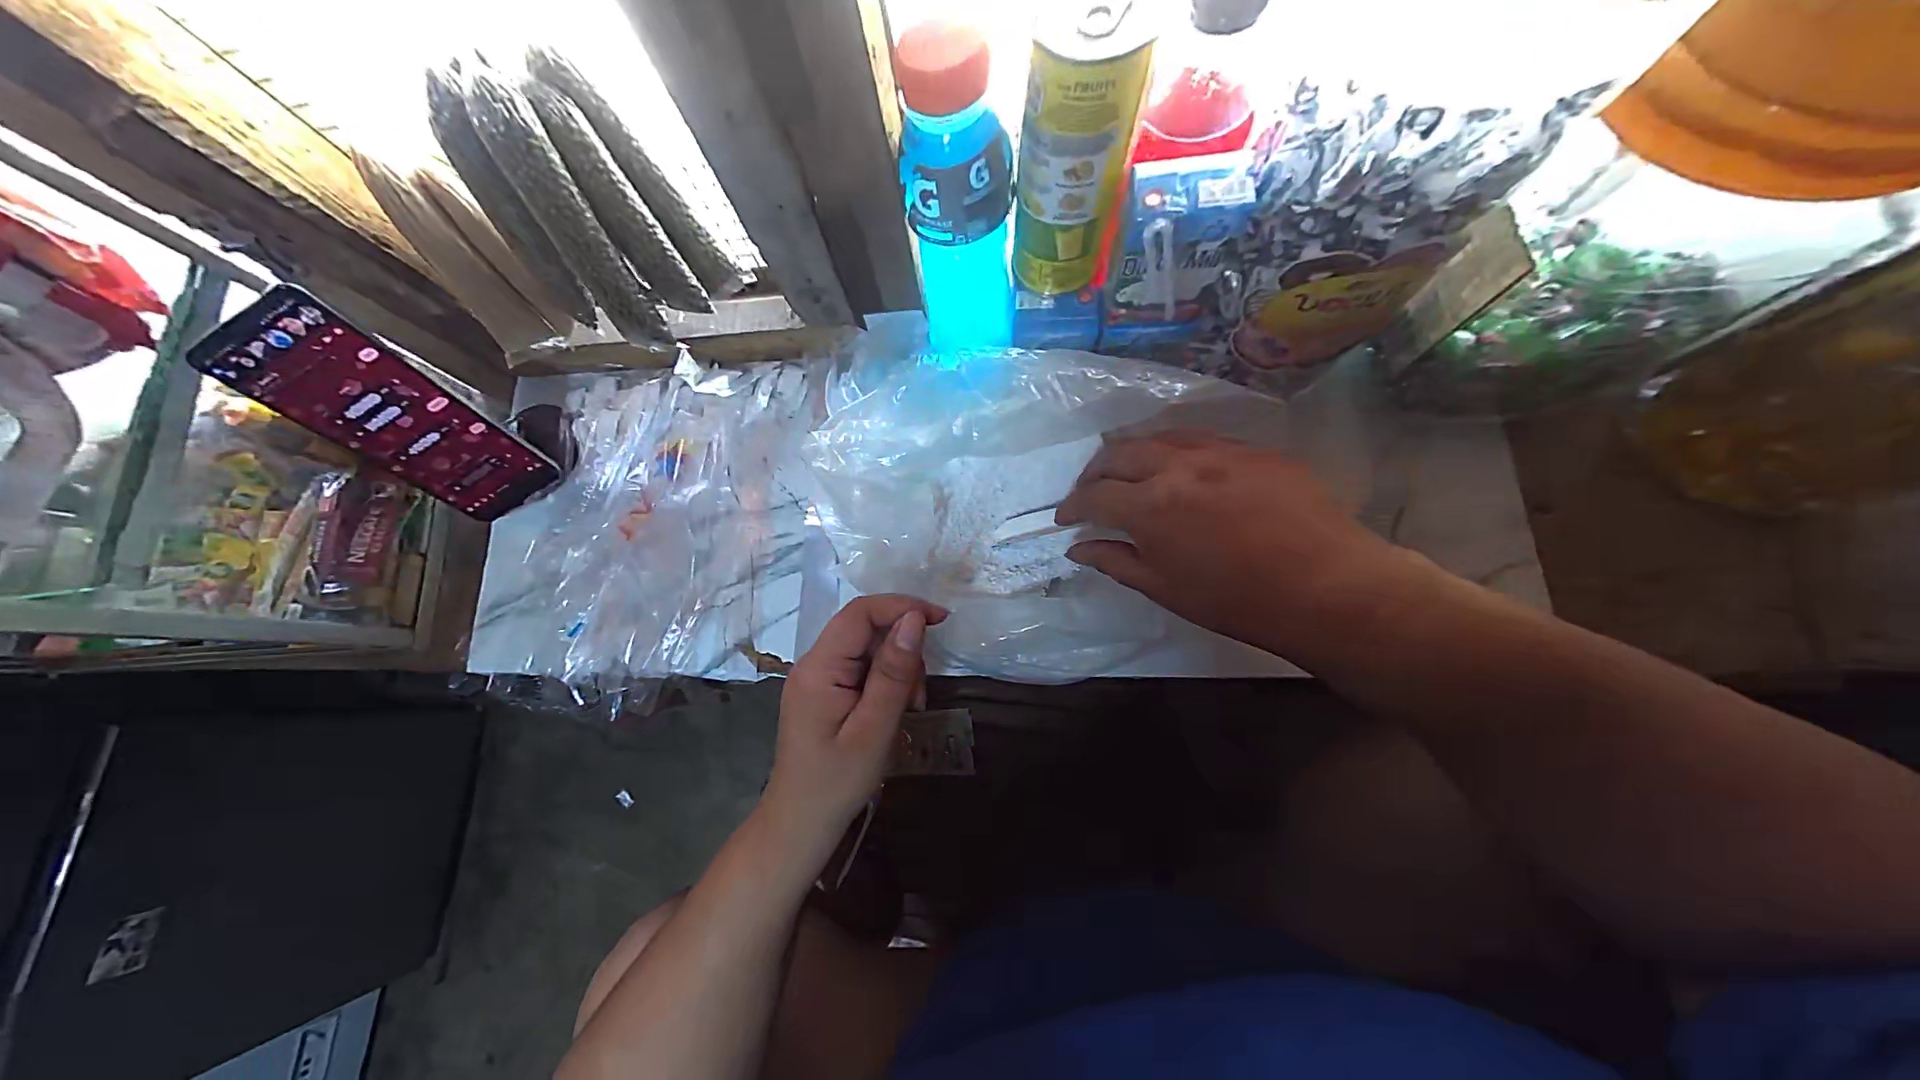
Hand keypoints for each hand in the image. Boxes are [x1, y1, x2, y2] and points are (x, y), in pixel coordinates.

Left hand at [767, 595, 947, 842]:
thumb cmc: (836, 782)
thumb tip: (914, 619)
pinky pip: (861, 669)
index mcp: (818, 668)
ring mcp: (817, 678)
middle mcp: (813, 664)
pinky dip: (886, 682)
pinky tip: (894, 711)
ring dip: (897, 668)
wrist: (800, 825)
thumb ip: (894, 672)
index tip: (940, 620)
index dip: (901, 606)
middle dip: (902, 647)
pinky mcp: (825, 693)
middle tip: (919, 692)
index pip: (860, 613)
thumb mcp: (874, 728)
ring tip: (908, 708)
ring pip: (867, 648)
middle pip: (865, 628)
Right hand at [1056, 432, 1405, 655]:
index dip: (1072, 506)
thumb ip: (1116, 561)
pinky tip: (1182, 471)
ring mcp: (1221, 451)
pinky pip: (1203, 441)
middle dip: (1095, 473)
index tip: (1065, 519)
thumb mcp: (1166, 588)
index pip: (1094, 495)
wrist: (1328, 587)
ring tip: (1130, 474)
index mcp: (1151, 506)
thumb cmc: (1238, 600)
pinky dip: (1177, 453)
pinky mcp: (1255, 450)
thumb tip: (1079, 548)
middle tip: (1090, 493)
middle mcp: (1179, 466)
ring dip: (1134, 454)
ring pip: (1160, 437)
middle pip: (1120, 453)